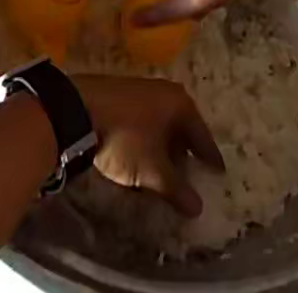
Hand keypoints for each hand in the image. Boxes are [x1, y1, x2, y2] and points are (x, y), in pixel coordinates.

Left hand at [75, 75, 225, 215]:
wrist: (78, 109)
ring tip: (163, 171)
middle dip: (184, 152)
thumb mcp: (153, 170)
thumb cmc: (126, 138)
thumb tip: (198, 207)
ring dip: (163, 147)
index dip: (210, 156)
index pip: (202, 135)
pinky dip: (146, 139)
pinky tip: (139, 157)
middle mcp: (164, 91)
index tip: (218, 172)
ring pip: (160, 123)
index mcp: (180, 103)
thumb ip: (177, 189)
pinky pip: (143, 120)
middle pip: (181, 127)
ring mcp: (141, 90)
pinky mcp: (120, 96)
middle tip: (189, 176)